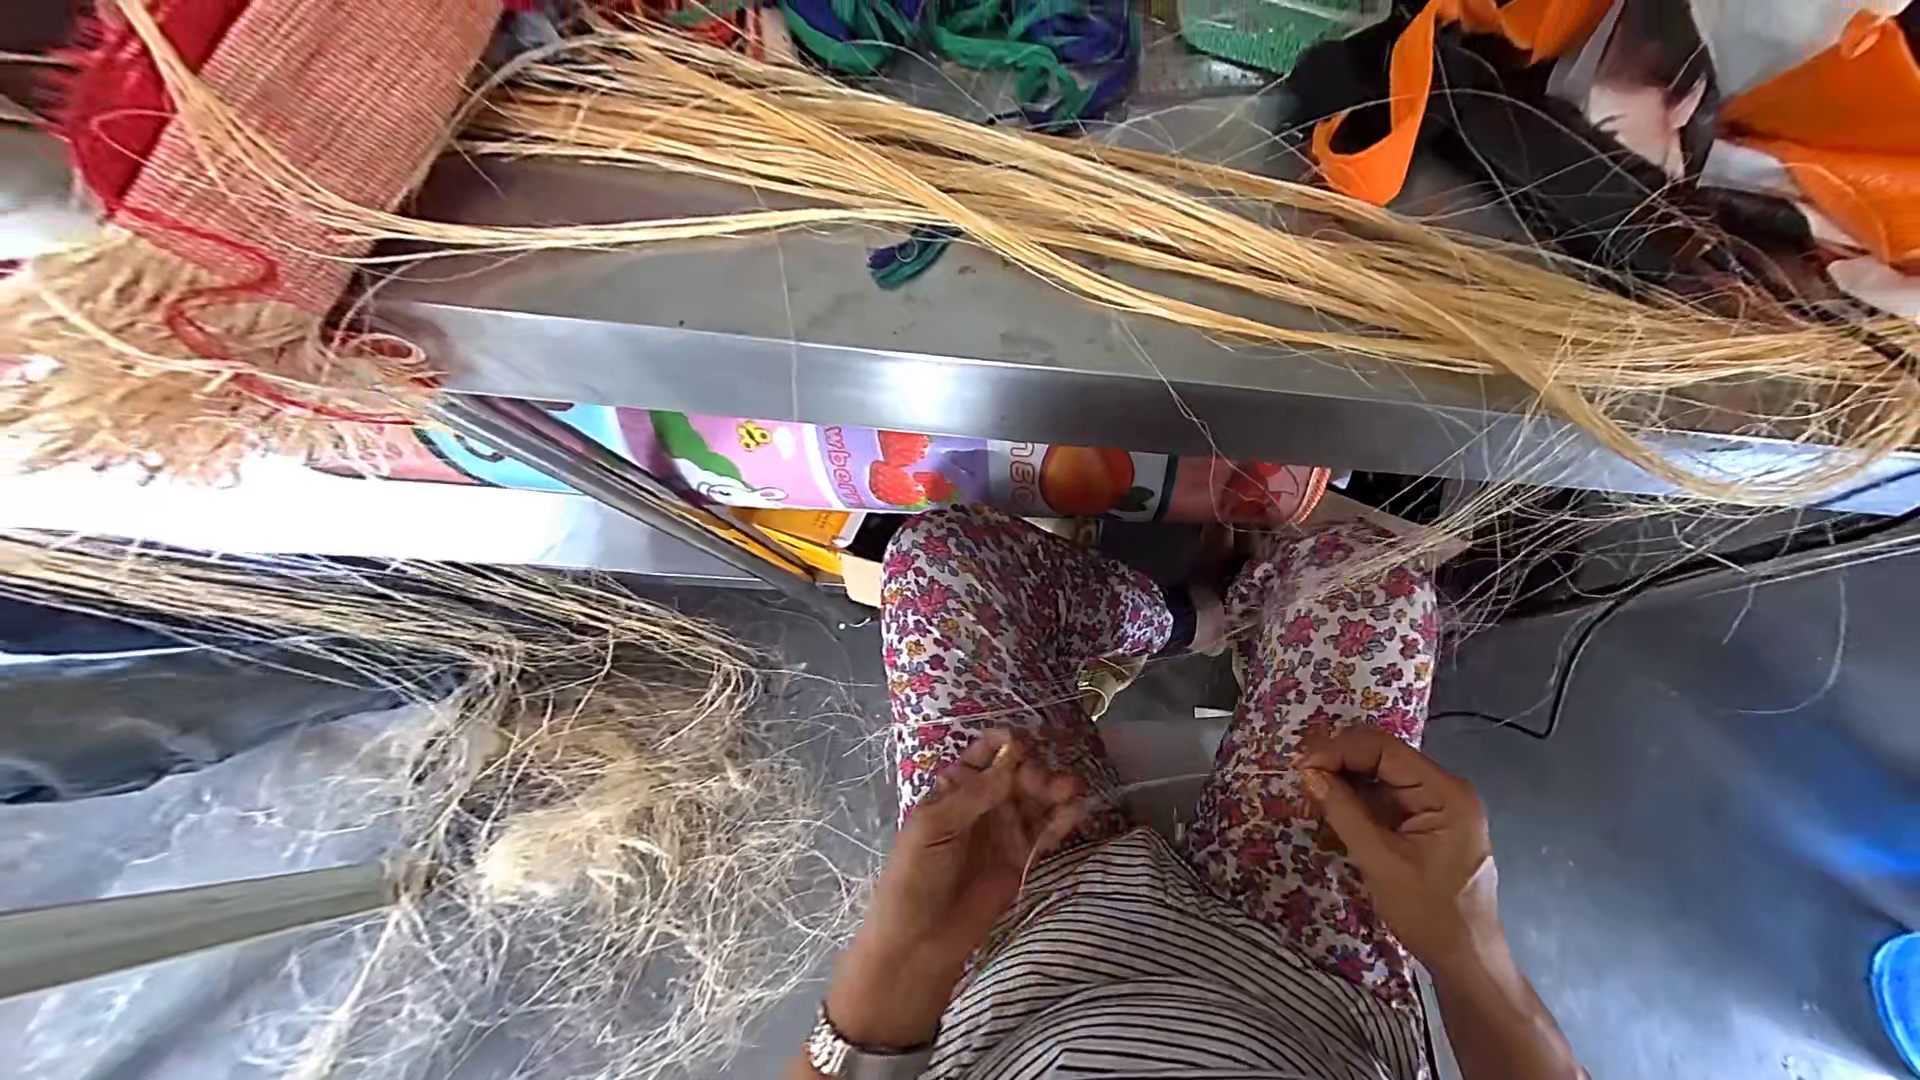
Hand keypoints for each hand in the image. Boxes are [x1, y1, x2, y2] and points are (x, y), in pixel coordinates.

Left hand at [826, 730, 1085, 1047]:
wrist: (919, 943)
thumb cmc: (914, 875)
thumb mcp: (935, 826)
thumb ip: (976, 794)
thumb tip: (1013, 754)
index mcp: (956, 787)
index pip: (985, 753)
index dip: (1005, 744)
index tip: (1023, 743)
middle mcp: (984, 802)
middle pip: (1016, 774)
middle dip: (1033, 771)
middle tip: (1044, 783)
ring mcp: (1005, 829)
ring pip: (1035, 799)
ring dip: (1054, 790)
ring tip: (1071, 788)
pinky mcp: (1021, 857)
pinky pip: (1045, 831)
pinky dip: (1062, 819)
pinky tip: (1076, 809)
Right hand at [1296, 727, 1500, 968]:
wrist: (1466, 962)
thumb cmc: (1430, 914)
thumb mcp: (1380, 861)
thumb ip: (1343, 810)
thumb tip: (1308, 772)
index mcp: (1446, 794)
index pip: (1384, 750)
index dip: (1339, 750)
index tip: (1302, 765)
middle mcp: (1442, 789)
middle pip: (1378, 755)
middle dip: (1336, 762)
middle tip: (1301, 777)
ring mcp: (1431, 804)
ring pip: (1373, 772)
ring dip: (1339, 779)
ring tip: (1309, 796)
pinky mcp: (1418, 818)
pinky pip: (1377, 794)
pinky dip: (1349, 797)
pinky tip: (1326, 808)